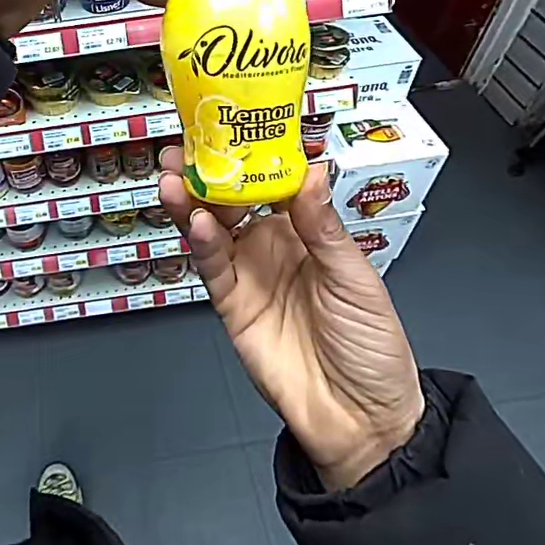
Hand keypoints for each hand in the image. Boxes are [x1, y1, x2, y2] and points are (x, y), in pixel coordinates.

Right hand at [158, 148, 423, 488]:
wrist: (360, 419)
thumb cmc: (371, 343)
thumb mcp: (355, 279)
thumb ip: (324, 227)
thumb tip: (311, 168)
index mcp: (303, 230)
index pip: (270, 181)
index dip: (249, 155)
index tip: (230, 126)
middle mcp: (269, 244)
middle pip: (230, 200)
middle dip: (206, 173)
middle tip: (182, 145)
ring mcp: (247, 273)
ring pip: (210, 228)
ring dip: (191, 201)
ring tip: (174, 175)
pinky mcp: (231, 304)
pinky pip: (212, 268)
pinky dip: (202, 244)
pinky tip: (195, 221)